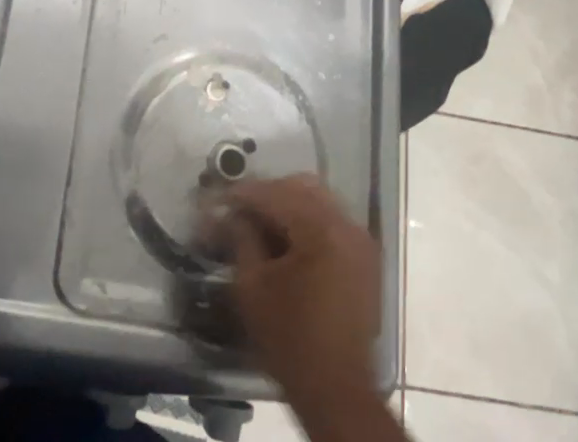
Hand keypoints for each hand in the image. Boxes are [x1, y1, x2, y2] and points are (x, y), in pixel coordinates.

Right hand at [218, 174, 382, 411]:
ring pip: (318, 203)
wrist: (336, 388)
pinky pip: (332, 224)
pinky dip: (306, 224)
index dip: (238, 195)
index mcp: (320, 229)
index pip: (272, 194)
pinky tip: (284, 243)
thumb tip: (227, 213)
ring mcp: (361, 243)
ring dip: (286, 207)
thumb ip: (239, 238)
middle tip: (235, 211)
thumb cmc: (288, 337)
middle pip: (300, 188)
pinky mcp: (365, 261)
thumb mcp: (251, 285)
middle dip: (264, 195)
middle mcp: (347, 227)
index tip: (212, 200)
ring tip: (256, 226)